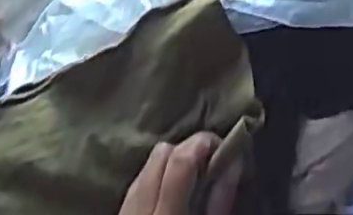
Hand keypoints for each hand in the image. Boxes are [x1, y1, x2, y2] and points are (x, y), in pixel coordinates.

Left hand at [118, 134, 240, 214]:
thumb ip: (219, 202)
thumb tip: (233, 162)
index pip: (180, 160)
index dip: (204, 144)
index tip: (223, 148)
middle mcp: (140, 207)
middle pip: (162, 152)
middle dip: (187, 149)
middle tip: (209, 164)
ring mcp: (125, 208)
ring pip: (148, 162)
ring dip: (171, 160)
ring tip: (191, 178)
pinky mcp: (119, 211)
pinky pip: (138, 179)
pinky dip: (156, 175)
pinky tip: (170, 190)